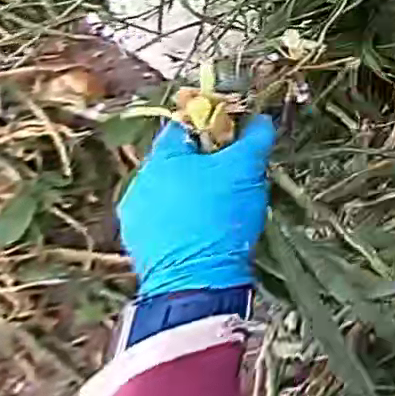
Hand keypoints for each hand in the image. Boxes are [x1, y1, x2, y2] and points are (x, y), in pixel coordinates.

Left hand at [118, 116, 274, 296]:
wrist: (198, 277)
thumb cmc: (221, 212)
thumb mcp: (248, 166)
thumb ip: (254, 136)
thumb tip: (259, 118)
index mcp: (159, 162)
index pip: (184, 125)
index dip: (214, 121)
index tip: (239, 129)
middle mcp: (139, 185)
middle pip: (180, 156)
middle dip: (210, 155)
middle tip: (240, 163)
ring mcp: (136, 216)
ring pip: (175, 185)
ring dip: (200, 183)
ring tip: (230, 193)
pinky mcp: (141, 241)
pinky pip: (169, 211)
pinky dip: (190, 208)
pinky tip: (212, 217)